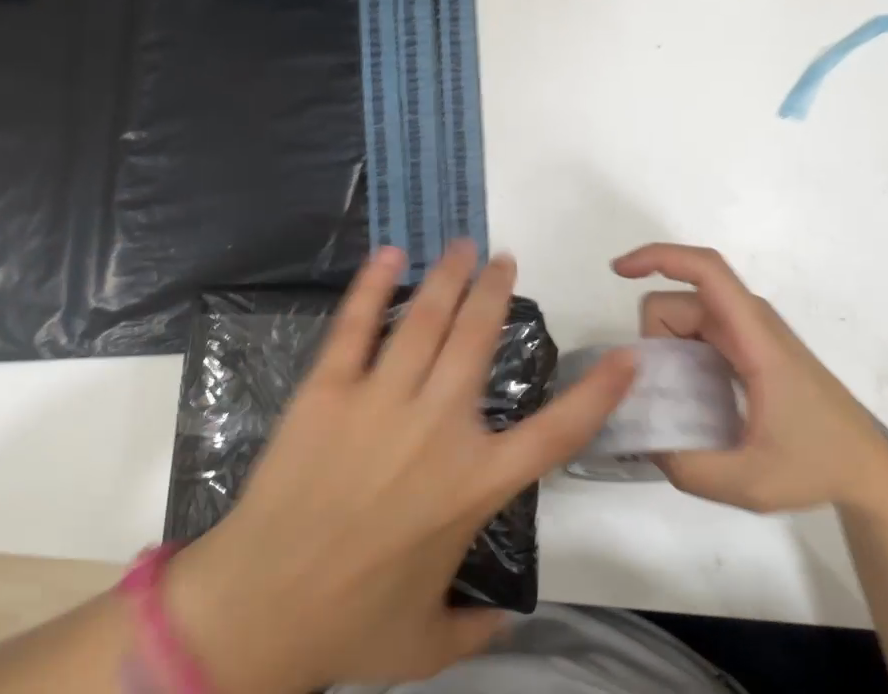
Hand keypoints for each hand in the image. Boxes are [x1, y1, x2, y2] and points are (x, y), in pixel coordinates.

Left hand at [166, 242, 636, 693]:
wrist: (261, 605)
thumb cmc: (351, 623)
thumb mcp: (430, 642)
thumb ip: (478, 629)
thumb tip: (509, 624)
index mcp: (476, 485)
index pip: (558, 432)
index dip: (600, 394)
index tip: (626, 358)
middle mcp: (438, 428)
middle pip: (479, 342)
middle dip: (496, 293)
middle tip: (504, 260)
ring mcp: (380, 401)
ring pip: (425, 322)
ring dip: (448, 277)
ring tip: (461, 245)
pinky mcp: (327, 390)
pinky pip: (356, 327)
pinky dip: (373, 286)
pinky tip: (390, 255)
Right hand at [612, 244, 887, 514]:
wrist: (868, 471)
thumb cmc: (816, 468)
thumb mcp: (748, 484)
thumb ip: (686, 467)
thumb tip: (642, 442)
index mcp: (757, 340)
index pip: (708, 272)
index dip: (660, 257)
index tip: (619, 271)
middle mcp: (752, 324)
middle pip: (678, 303)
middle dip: (652, 342)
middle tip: (665, 400)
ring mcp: (751, 335)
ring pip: (682, 318)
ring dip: (664, 353)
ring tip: (683, 407)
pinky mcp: (749, 348)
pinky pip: (696, 334)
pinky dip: (678, 357)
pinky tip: (691, 399)